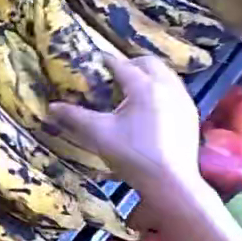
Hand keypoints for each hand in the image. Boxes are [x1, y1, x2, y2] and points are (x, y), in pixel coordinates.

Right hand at [49, 52, 206, 201]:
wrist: (170, 180)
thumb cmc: (132, 153)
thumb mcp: (98, 133)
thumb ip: (74, 116)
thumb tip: (51, 106)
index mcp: (144, 87)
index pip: (122, 65)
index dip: (105, 61)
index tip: (92, 60)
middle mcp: (168, 87)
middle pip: (149, 63)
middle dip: (130, 64)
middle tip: (111, 75)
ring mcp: (183, 100)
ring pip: (165, 75)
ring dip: (146, 75)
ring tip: (128, 89)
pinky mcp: (190, 113)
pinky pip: (173, 89)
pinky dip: (158, 89)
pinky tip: (146, 107)